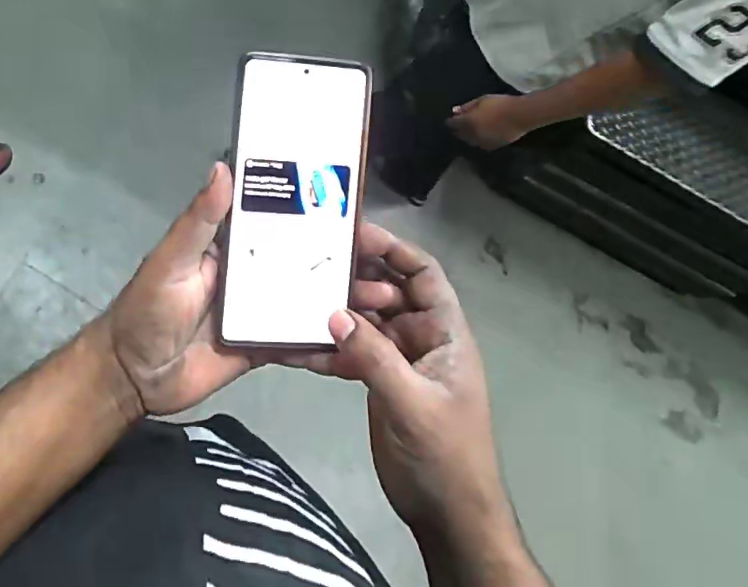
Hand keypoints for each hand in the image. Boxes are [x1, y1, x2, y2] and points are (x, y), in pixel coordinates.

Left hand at [98, 164, 405, 415]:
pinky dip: (328, 335)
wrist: (132, 379)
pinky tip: (361, 335)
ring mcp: (264, 308)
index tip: (355, 209)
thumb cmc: (148, 308)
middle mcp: (256, 270)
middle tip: (385, 259)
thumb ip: (200, 219)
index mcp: (238, 243)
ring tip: (384, 296)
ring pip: (313, 296)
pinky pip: (302, 336)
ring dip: (346, 296)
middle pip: (308, 259)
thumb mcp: (171, 259)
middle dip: (346, 259)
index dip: (318, 214)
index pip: (284, 221)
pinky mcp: (266, 343)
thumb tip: (223, 166)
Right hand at [302, 223, 516, 551]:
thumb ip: (375, 358)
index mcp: (445, 330)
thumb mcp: (413, 402)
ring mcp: (400, 359)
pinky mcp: (381, 382)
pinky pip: (353, 354)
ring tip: (299, 297)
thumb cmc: (446, 452)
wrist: (448, 514)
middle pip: (389, 293)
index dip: (395, 250)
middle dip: (357, 277)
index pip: (423, 274)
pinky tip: (298, 347)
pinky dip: (330, 350)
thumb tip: (334, 313)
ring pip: (367, 322)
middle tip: (315, 262)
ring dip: (339, 312)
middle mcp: (422, 336)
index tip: (357, 234)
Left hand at [447, 94, 533, 150]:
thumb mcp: (482, 100)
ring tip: (468, 129)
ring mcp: (482, 142)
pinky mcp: (492, 147)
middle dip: (457, 129)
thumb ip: (467, 107)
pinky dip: (477, 139)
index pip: (453, 124)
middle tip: (457, 124)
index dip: (450, 122)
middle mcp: (473, 135)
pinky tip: (479, 134)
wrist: (520, 115)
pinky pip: (480, 144)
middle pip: (460, 134)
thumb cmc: (500, 103)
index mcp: (469, 122)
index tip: (449, 119)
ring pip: (469, 141)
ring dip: (466, 136)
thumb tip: (455, 111)